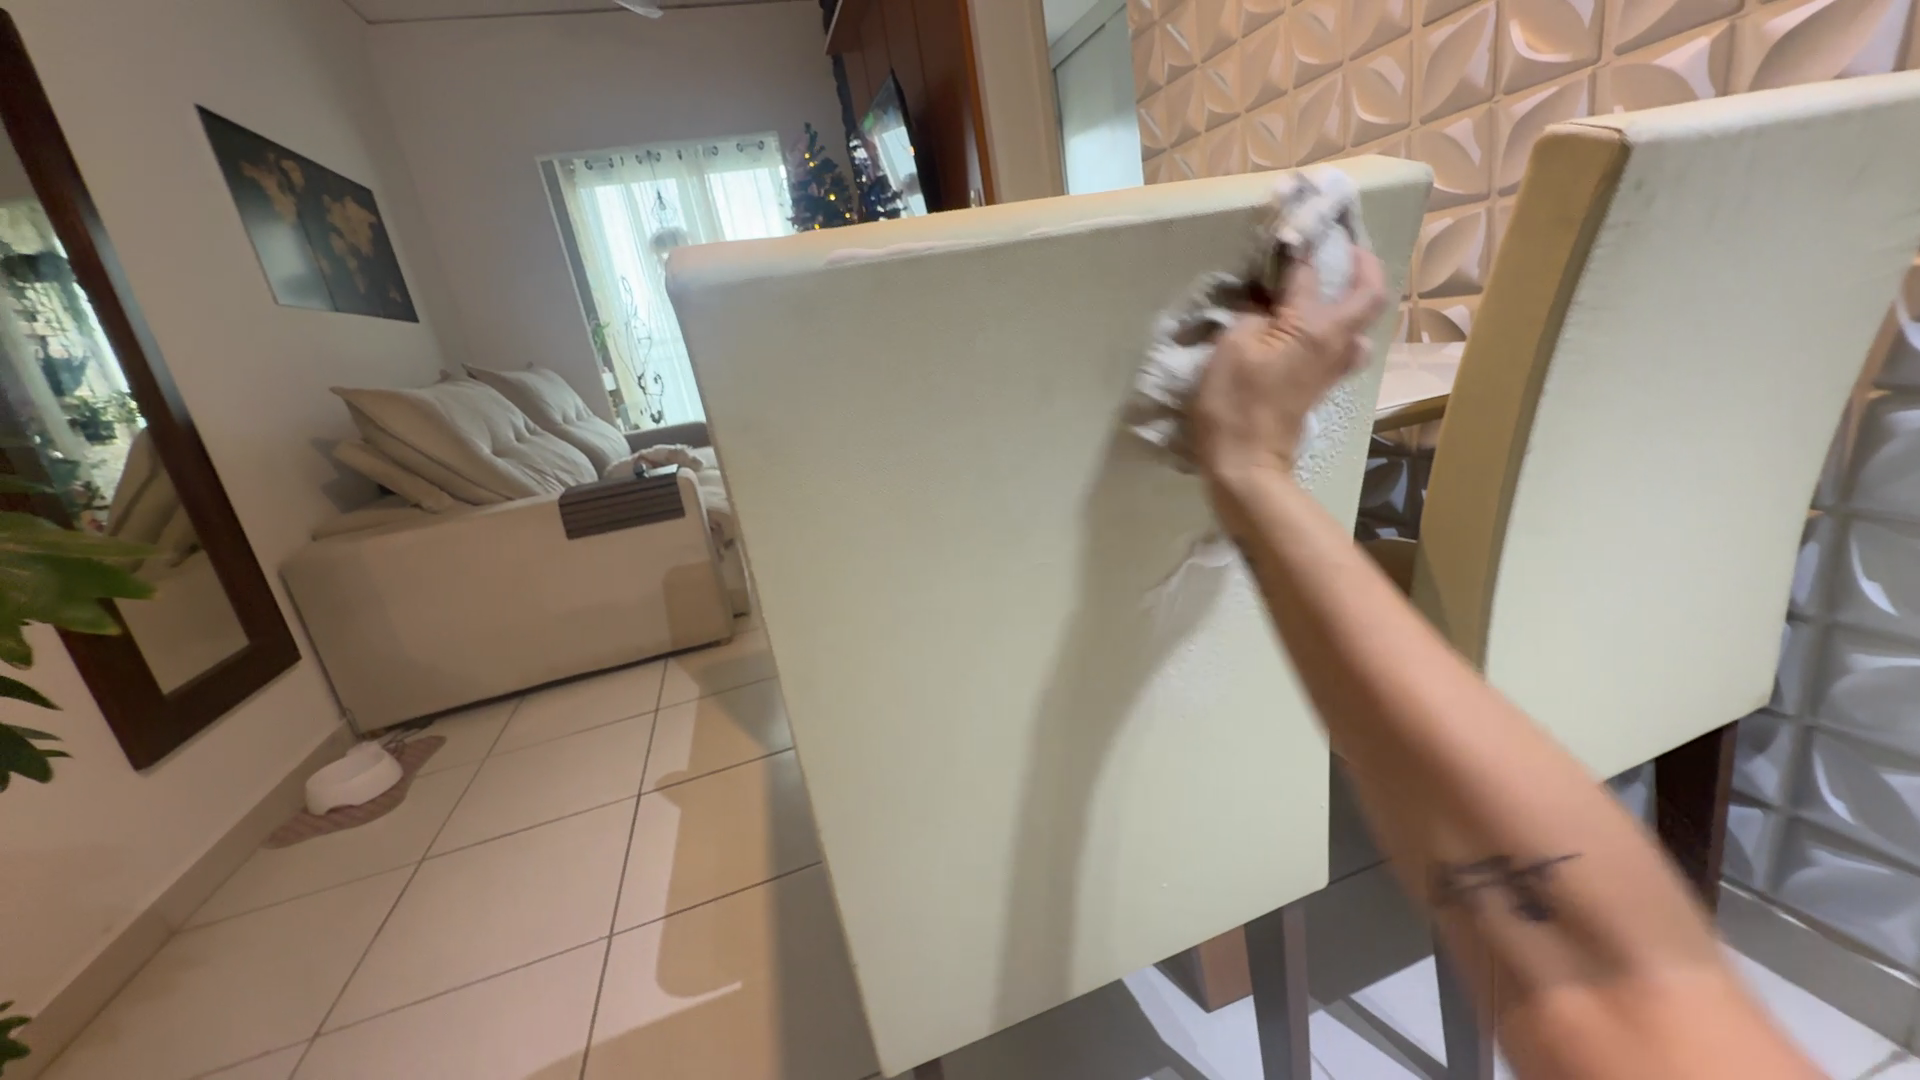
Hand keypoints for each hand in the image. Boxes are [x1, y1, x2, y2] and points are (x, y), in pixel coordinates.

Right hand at [1192, 252, 1390, 488]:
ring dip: (1354, 302)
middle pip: (1370, 295)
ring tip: (1331, 292)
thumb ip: (1253, 315)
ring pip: (1361, 325)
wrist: (1246, 462)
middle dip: (1363, 265)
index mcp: (1314, 325)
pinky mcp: (1321, 386)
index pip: (1311, 271)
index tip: (1292, 226)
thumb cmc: (1234, 403)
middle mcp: (1335, 341)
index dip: (1300, 245)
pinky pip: (1343, 347)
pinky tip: (1313, 330)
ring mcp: (1332, 367)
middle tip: (1345, 250)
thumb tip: (1267, 308)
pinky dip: (1337, 329)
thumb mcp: (1231, 347)